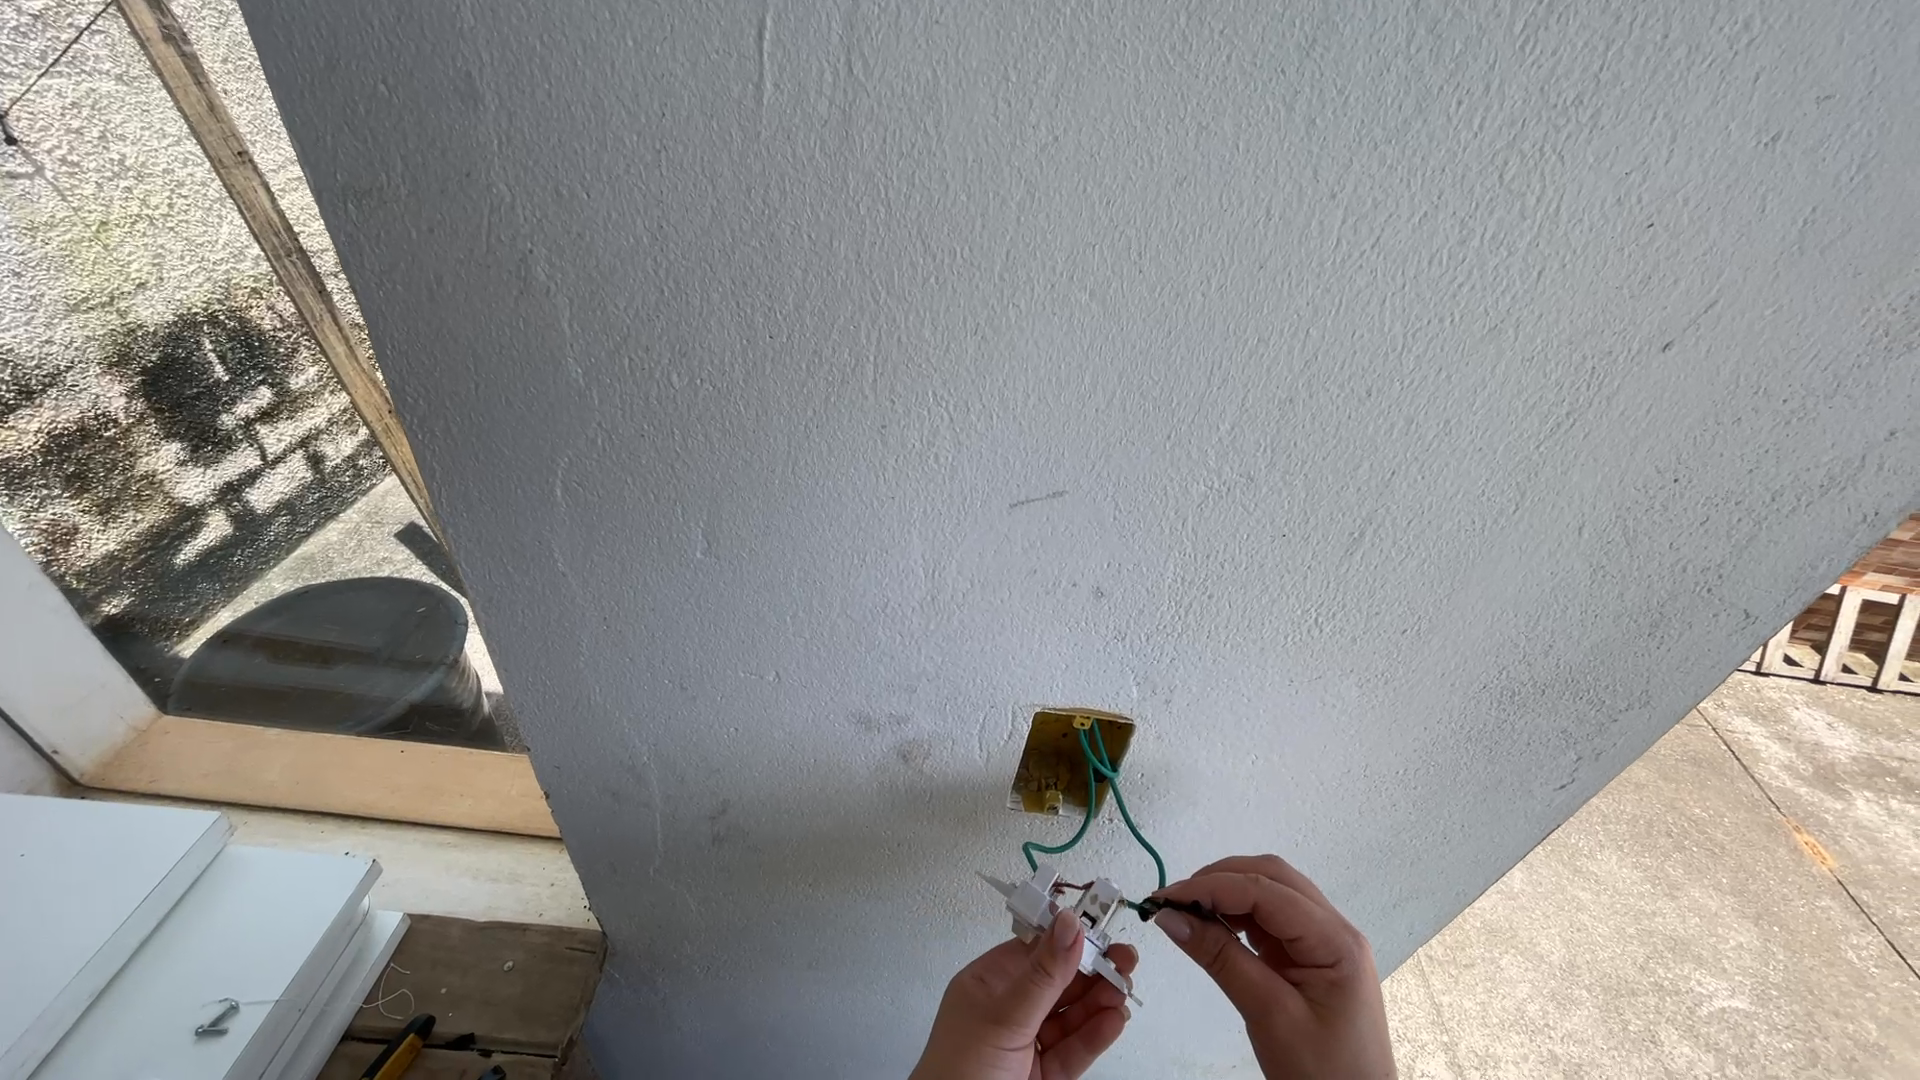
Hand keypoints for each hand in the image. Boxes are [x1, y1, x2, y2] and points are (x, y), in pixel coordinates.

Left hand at [909, 910, 1137, 1079]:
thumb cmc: (959, 1073)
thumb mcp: (1003, 1017)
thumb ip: (1042, 975)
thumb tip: (1069, 924)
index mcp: (987, 985)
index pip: (1033, 951)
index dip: (1066, 938)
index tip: (1099, 927)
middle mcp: (1007, 1010)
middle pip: (1056, 982)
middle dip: (1091, 970)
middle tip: (1125, 959)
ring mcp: (1026, 1045)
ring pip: (1069, 1016)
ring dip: (1098, 1001)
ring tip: (1123, 989)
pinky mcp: (1043, 1077)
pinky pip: (1073, 1051)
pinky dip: (1095, 1035)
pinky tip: (1114, 1019)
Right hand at [1150, 855, 1394, 1078]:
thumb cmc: (1321, 1072)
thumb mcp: (1269, 1015)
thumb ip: (1220, 958)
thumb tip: (1168, 916)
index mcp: (1335, 940)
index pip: (1265, 891)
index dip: (1211, 886)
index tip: (1165, 898)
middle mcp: (1334, 928)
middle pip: (1271, 877)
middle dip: (1219, 880)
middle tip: (1175, 901)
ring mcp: (1323, 940)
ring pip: (1270, 890)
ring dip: (1227, 892)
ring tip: (1188, 911)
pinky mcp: (1309, 955)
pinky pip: (1269, 917)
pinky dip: (1236, 913)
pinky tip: (1213, 925)